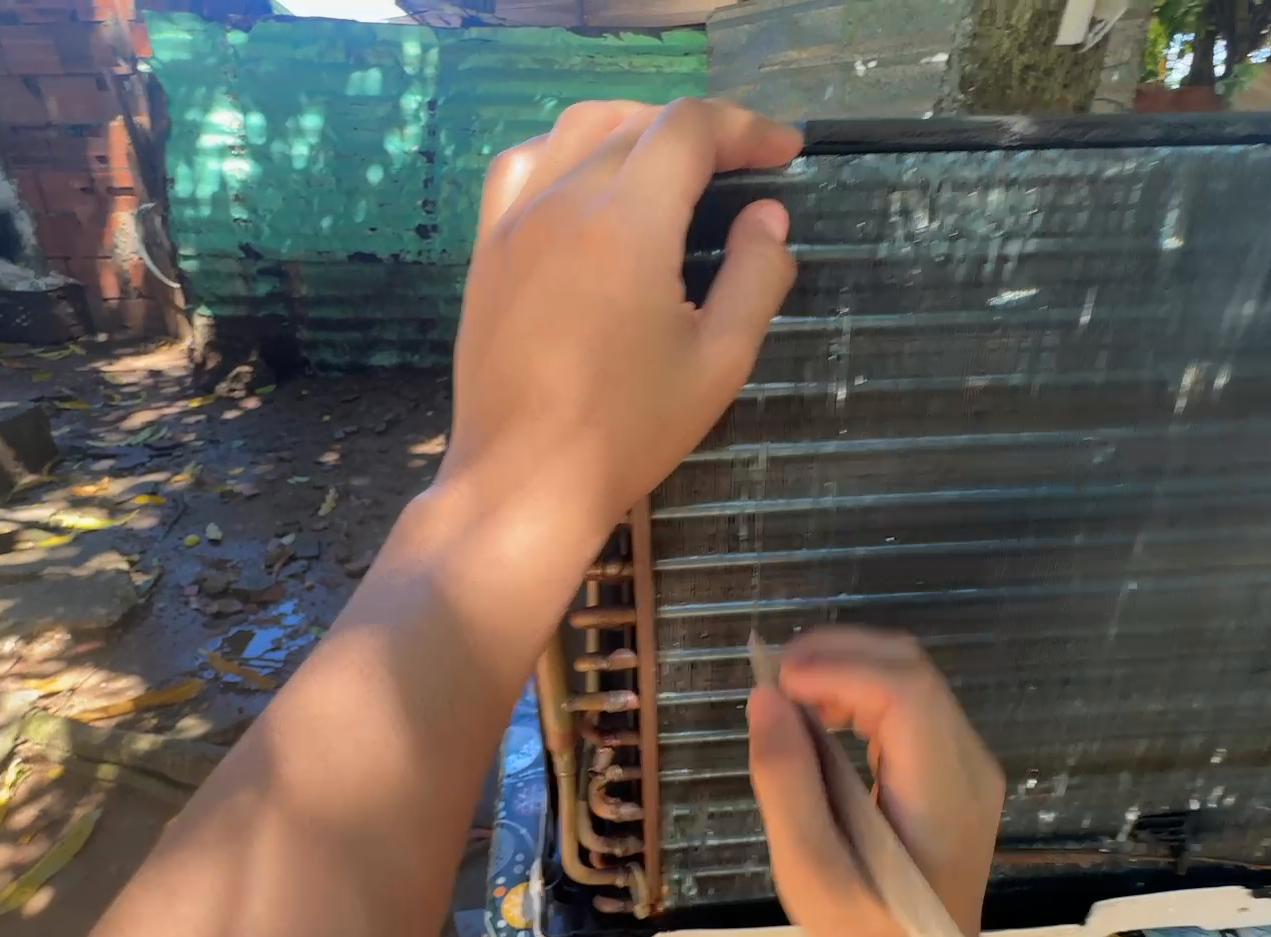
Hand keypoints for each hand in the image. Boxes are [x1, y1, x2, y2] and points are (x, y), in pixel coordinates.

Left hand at [439, 98, 801, 543]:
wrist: (526, 479)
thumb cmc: (629, 430)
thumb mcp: (718, 363)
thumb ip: (755, 280)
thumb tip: (767, 218)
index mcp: (628, 221)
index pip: (690, 130)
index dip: (745, 129)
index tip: (784, 152)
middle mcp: (564, 200)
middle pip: (636, 124)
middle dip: (697, 133)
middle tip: (737, 169)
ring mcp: (514, 223)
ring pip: (575, 132)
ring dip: (633, 130)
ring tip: (668, 167)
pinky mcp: (486, 252)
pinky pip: (521, 168)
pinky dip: (564, 153)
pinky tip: (582, 183)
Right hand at [747, 626, 1004, 936]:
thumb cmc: (867, 933)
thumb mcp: (809, 872)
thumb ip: (786, 782)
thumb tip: (765, 697)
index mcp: (943, 793)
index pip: (906, 691)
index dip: (839, 668)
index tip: (778, 681)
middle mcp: (968, 761)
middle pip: (908, 666)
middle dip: (835, 653)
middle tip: (774, 681)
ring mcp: (966, 756)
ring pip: (906, 671)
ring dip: (842, 666)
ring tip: (789, 697)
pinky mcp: (951, 757)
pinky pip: (904, 695)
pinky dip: (854, 685)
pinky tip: (819, 712)